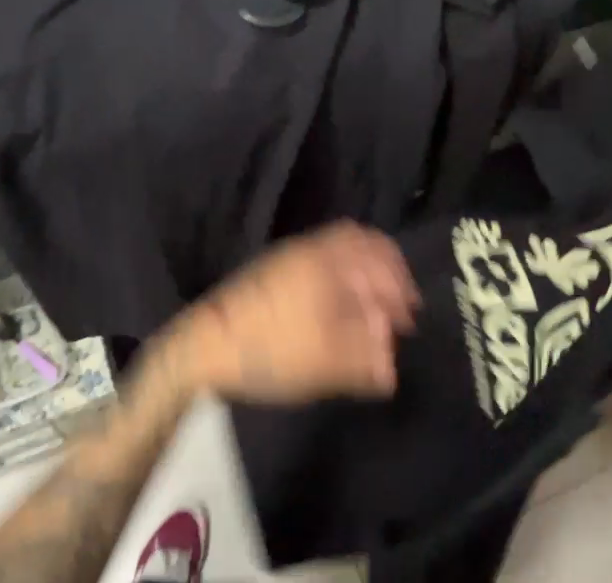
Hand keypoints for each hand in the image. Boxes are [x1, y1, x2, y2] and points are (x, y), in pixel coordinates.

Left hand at [172, 220, 420, 404]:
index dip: (398, 282)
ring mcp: (285, 260)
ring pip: (335, 255)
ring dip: (357, 278)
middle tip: (391, 305)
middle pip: (356, 244)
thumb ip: (366, 359)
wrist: (204, 348)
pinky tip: (333, 314)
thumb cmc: (271, 350)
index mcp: (326, 262)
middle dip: (379, 272)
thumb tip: (391, 368)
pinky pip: (315, 266)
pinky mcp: (269, 275)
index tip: (407, 314)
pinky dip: (335, 283)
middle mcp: (308, 251)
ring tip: (365, 314)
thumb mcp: (327, 361)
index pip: (376, 254)